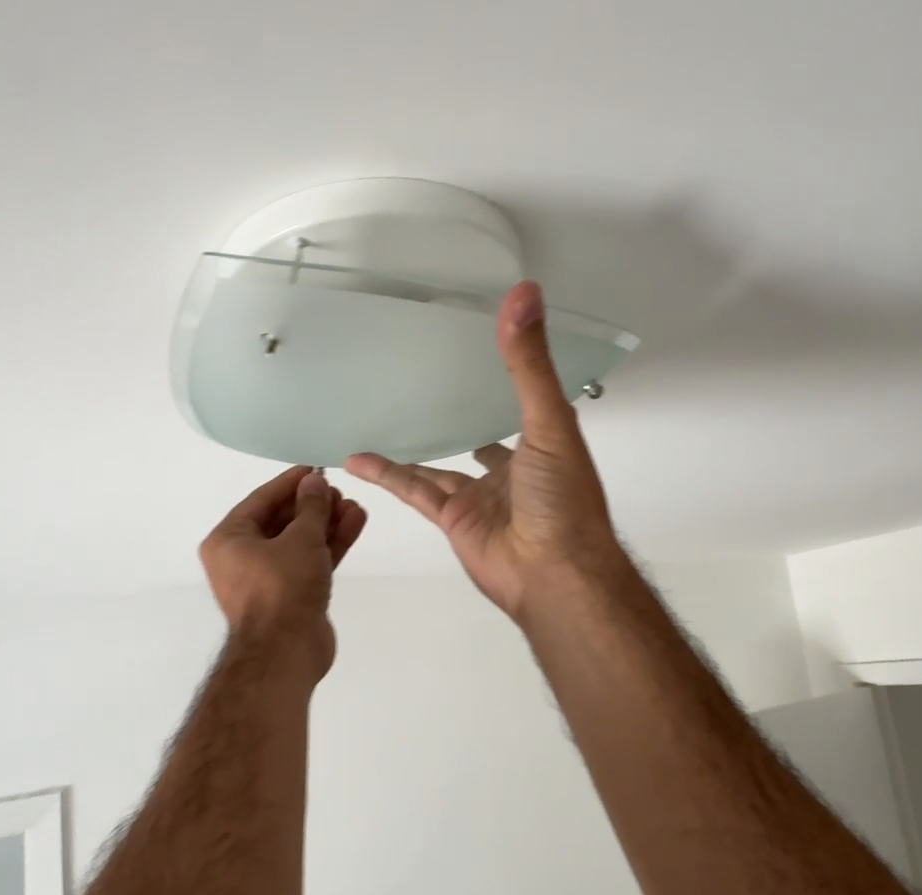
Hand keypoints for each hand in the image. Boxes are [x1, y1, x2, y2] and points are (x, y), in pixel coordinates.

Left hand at [200, 466, 366, 675]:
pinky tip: (355, 525)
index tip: (316, 469)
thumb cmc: (282, 587)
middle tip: (340, 492)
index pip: (260, 500)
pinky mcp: (291, 597)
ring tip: (355, 507)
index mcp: (228, 540)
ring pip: (299, 543)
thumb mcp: (300, 539)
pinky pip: (309, 563)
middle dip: (314, 506)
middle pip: (281, 522)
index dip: (290, 483)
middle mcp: (242, 558)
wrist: (287, 652)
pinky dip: (329, 546)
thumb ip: (311, 507)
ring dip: (327, 525)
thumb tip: (315, 482)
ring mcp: (268, 580)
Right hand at [346, 281, 627, 620]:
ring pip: (439, 465)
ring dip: (413, 445)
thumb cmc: (562, 499)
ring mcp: (481, 496)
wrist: (553, 575)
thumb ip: (529, 363)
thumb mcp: (548, 422)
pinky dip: (388, 475)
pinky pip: (415, 491)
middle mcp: (513, 468)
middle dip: (458, 415)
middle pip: (479, 435)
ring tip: (381, 414)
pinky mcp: (453, 519)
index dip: (507, 376)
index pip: (523, 400)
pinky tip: (359, 457)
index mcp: (543, 442)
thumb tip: (524, 291)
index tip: (481, 347)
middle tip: (424, 382)